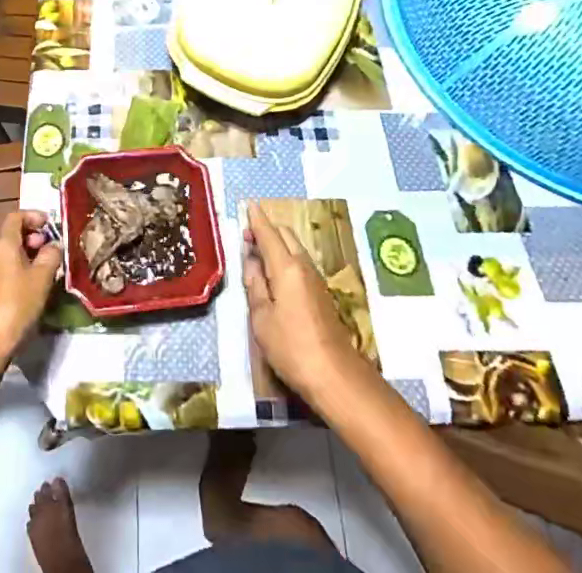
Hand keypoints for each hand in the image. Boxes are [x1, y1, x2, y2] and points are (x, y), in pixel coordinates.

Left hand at [0, 208, 62, 361]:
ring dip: (27, 252)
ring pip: (7, 250)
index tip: (51, 225)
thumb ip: (51, 255)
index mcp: (3, 243)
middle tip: (51, 247)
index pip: (16, 216)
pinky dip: (19, 265)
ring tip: (46, 266)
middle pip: (11, 232)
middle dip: (32, 235)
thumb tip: (54, 245)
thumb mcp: (42, 277)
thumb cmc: (18, 303)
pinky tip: (33, 282)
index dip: (34, 216)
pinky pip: (3, 265)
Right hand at [243, 205, 362, 399]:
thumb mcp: (261, 317)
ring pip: (294, 249)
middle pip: (286, 236)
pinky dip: (284, 260)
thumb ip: (254, 285)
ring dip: (276, 245)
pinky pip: (299, 265)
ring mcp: (316, 281)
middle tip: (246, 236)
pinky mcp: (321, 295)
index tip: (248, 204)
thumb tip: (251, 261)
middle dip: (267, 230)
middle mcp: (304, 267)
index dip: (256, 219)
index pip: (269, 234)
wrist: (335, 377)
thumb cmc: (291, 347)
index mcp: (286, 268)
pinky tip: (273, 275)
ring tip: (256, 255)